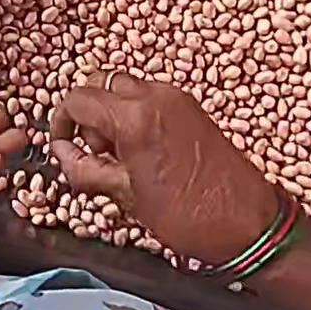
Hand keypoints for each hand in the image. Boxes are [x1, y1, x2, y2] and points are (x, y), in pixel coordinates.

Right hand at [48, 74, 282, 265]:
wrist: (250, 225)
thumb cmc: (188, 216)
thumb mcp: (125, 196)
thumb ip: (84, 169)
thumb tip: (62, 153)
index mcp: (134, 118)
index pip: (77, 100)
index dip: (60, 122)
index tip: (61, 145)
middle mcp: (155, 96)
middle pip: (99, 84)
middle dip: (87, 115)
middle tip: (95, 153)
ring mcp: (176, 98)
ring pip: (123, 88)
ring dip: (110, 113)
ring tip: (120, 157)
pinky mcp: (190, 107)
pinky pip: (147, 98)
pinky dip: (133, 114)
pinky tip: (142, 152)